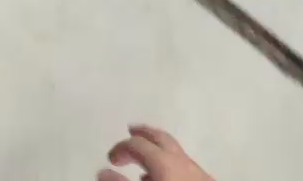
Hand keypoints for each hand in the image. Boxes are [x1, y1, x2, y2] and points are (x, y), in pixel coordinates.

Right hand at [98, 125, 213, 180]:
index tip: (111, 160)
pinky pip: (188, 168)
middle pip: (161, 138)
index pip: (137, 144)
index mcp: (164, 161)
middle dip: (144, 134)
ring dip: (159, 152)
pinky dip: (173, 166)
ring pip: (177, 153)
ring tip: (145, 165)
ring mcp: (200, 173)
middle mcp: (183, 161)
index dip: (121, 148)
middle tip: (131, 129)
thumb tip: (102, 171)